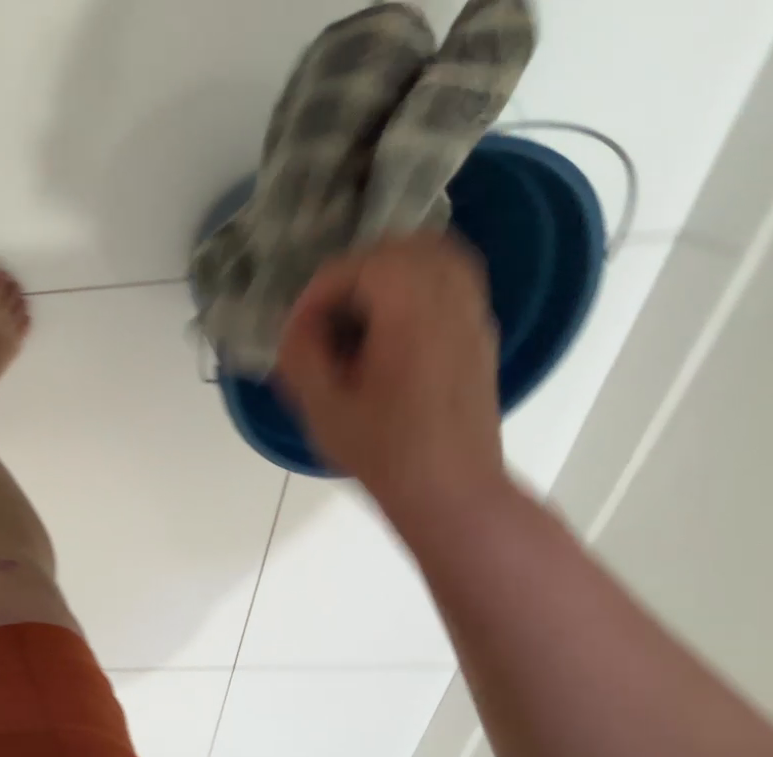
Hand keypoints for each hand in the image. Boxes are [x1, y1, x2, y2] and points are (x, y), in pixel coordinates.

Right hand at [276, 234, 509, 516]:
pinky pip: (451, 284)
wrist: (449, 487)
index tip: (301, 327)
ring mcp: (472, 317)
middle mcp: (452, 304)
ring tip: (353, 314)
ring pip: (435, 259)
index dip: (322, 288)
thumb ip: (301, 353)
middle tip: (325, 310)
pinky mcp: (478, 335)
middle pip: (406, 248)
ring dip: (387, 275)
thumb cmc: (381, 450)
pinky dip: (414, 288)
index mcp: (412, 316)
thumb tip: (299, 325)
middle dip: (355, 271)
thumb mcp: (321, 406)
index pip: (364, 265)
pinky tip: (385, 329)